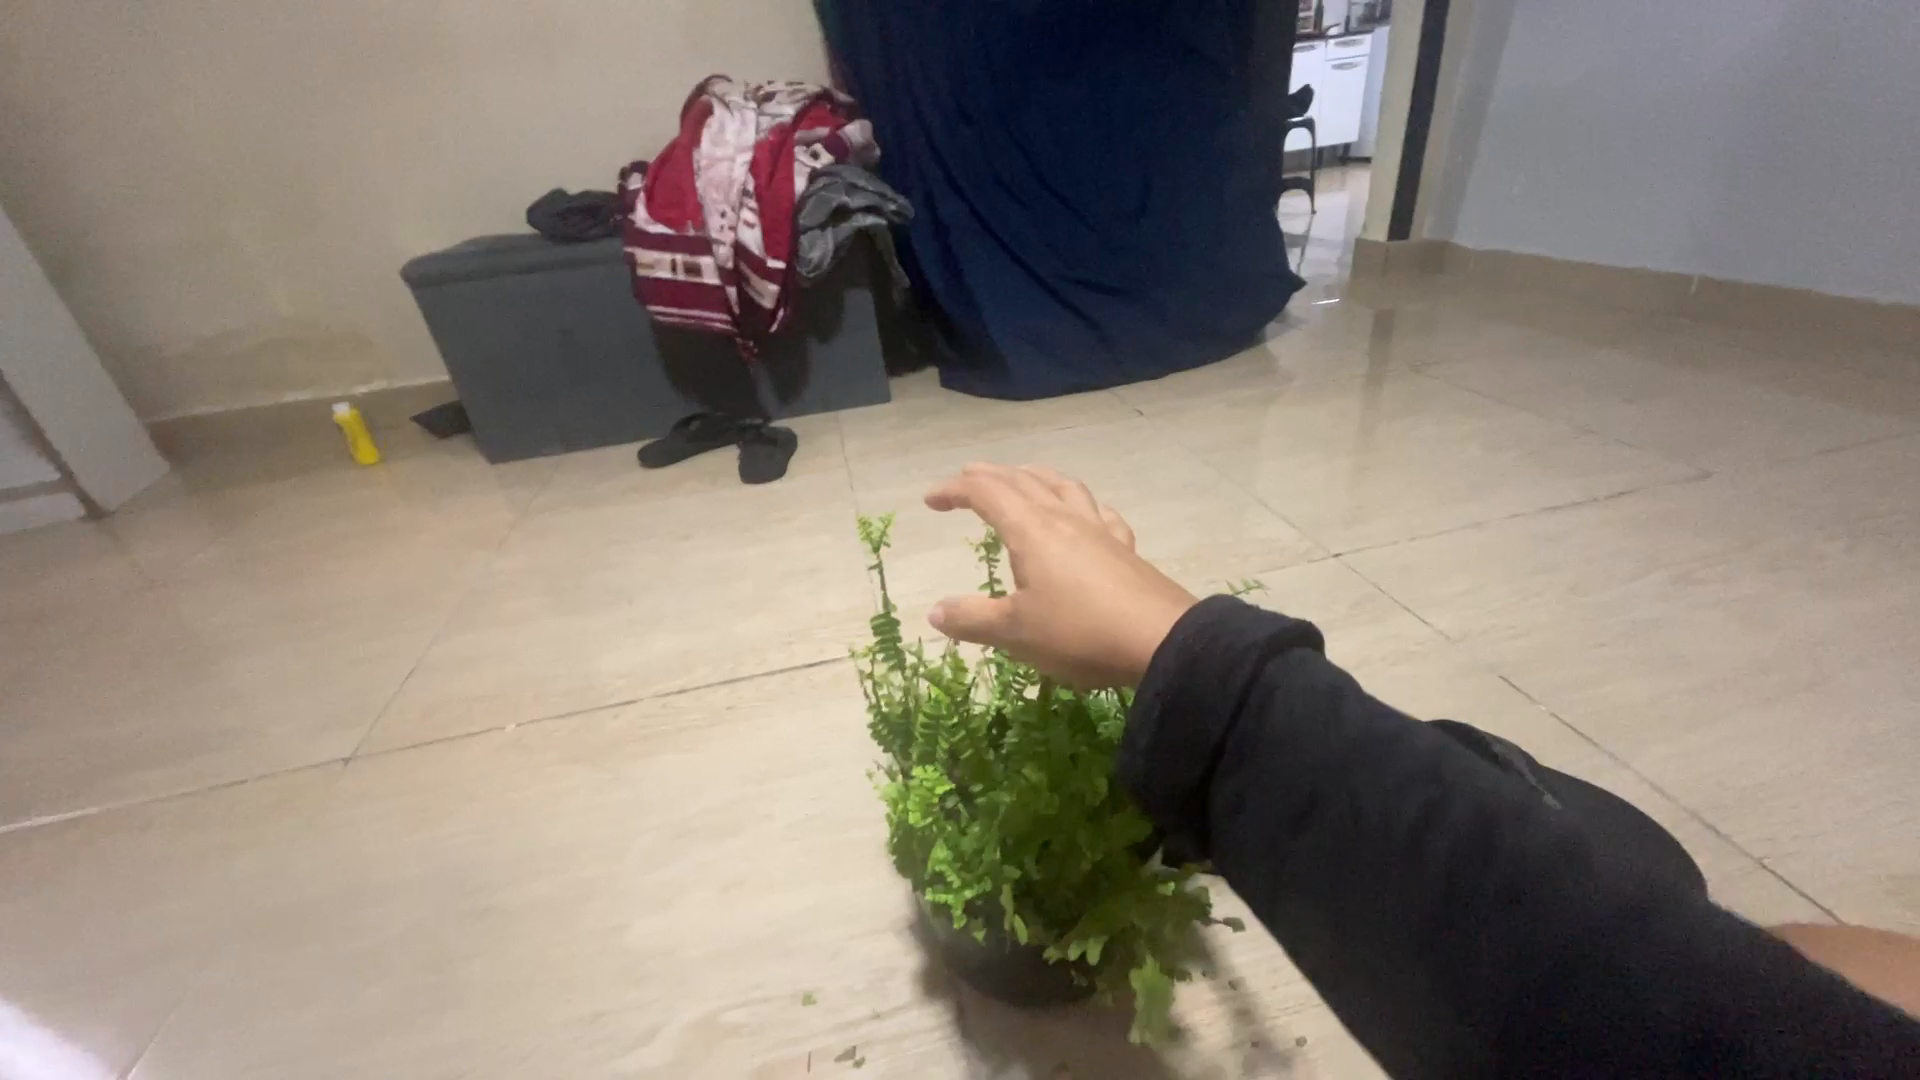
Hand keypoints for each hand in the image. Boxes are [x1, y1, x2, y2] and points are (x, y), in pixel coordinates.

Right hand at [923, 464, 1198, 687]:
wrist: (1161, 642)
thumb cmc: (1079, 633)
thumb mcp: (1015, 632)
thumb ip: (972, 619)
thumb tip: (936, 611)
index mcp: (1031, 530)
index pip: (986, 493)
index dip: (954, 490)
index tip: (930, 500)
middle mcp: (1064, 519)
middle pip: (1023, 481)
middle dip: (990, 475)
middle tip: (967, 477)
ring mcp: (1099, 530)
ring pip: (1062, 486)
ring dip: (1035, 476)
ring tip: (1022, 477)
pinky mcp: (1125, 549)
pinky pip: (1098, 512)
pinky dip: (1080, 503)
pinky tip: (1084, 513)